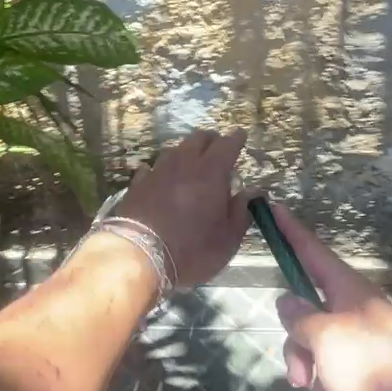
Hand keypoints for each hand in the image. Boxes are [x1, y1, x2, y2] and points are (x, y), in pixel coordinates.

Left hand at [111, 129, 258, 288]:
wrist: (139, 256)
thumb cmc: (192, 250)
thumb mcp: (228, 238)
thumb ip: (242, 211)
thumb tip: (253, 191)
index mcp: (210, 172)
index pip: (226, 145)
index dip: (236, 139)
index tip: (241, 134)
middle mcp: (184, 163)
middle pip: (198, 139)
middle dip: (211, 139)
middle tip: (218, 146)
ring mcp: (158, 170)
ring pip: (175, 149)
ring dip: (187, 151)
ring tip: (192, 161)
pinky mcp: (138, 183)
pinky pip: (153, 167)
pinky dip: (162, 169)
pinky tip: (160, 174)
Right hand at [270, 202, 391, 390]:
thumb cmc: (379, 375)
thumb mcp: (326, 340)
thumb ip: (300, 318)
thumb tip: (291, 302)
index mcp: (351, 293)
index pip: (312, 251)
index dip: (290, 230)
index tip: (271, 205)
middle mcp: (361, 318)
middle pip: (311, 323)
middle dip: (300, 358)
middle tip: (301, 380)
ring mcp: (373, 355)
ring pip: (325, 368)